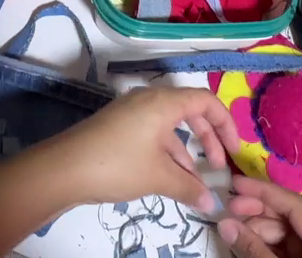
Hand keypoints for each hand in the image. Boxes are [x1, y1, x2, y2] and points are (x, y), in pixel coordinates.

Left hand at [39, 86, 242, 211]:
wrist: (66, 167)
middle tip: (220, 166)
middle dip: (208, 137)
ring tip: (197, 184)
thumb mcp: (159, 177)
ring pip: (171, 125)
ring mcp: (133, 111)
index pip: (204, 100)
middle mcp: (149, 99)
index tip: (236, 150)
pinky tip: (173, 180)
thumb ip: (189, 187)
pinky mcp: (120, 125)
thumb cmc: (118, 164)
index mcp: (162, 101)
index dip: (225, 122)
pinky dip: (168, 152)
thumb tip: (210, 202)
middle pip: (189, 110)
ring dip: (187, 151)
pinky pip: (154, 133)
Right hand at [216, 176, 301, 257]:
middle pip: (292, 217)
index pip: (297, 206)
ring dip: (259, 229)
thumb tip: (224, 223)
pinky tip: (247, 244)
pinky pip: (287, 249)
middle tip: (229, 211)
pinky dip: (266, 245)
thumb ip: (254, 251)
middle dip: (259, 212)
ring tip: (234, 232)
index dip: (265, 192)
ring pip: (287, 233)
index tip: (234, 184)